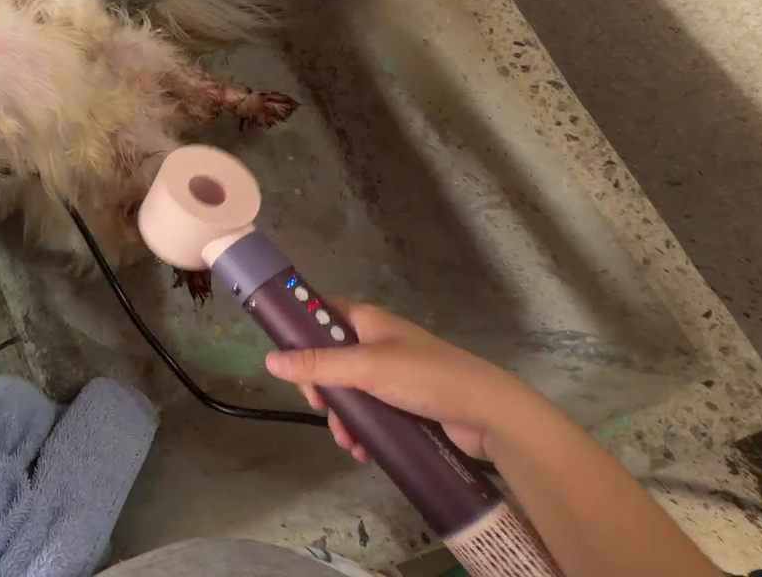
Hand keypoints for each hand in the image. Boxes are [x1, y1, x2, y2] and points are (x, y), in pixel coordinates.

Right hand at [264, 301, 547, 461]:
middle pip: (330, 357)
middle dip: (320, 386)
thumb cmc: (426, 376)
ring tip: (346, 441)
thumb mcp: (366, 368)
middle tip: (319, 406)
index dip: (300, 328)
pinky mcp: (405, 403)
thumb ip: (318, 365)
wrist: (491, 415)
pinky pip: (370, 412)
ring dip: (341, 415)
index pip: (321, 312)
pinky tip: (362, 449)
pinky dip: (362, 429)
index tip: (286, 354)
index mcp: (367, 320)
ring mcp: (392, 374)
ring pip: (349, 390)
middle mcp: (376, 342)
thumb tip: (270, 361)